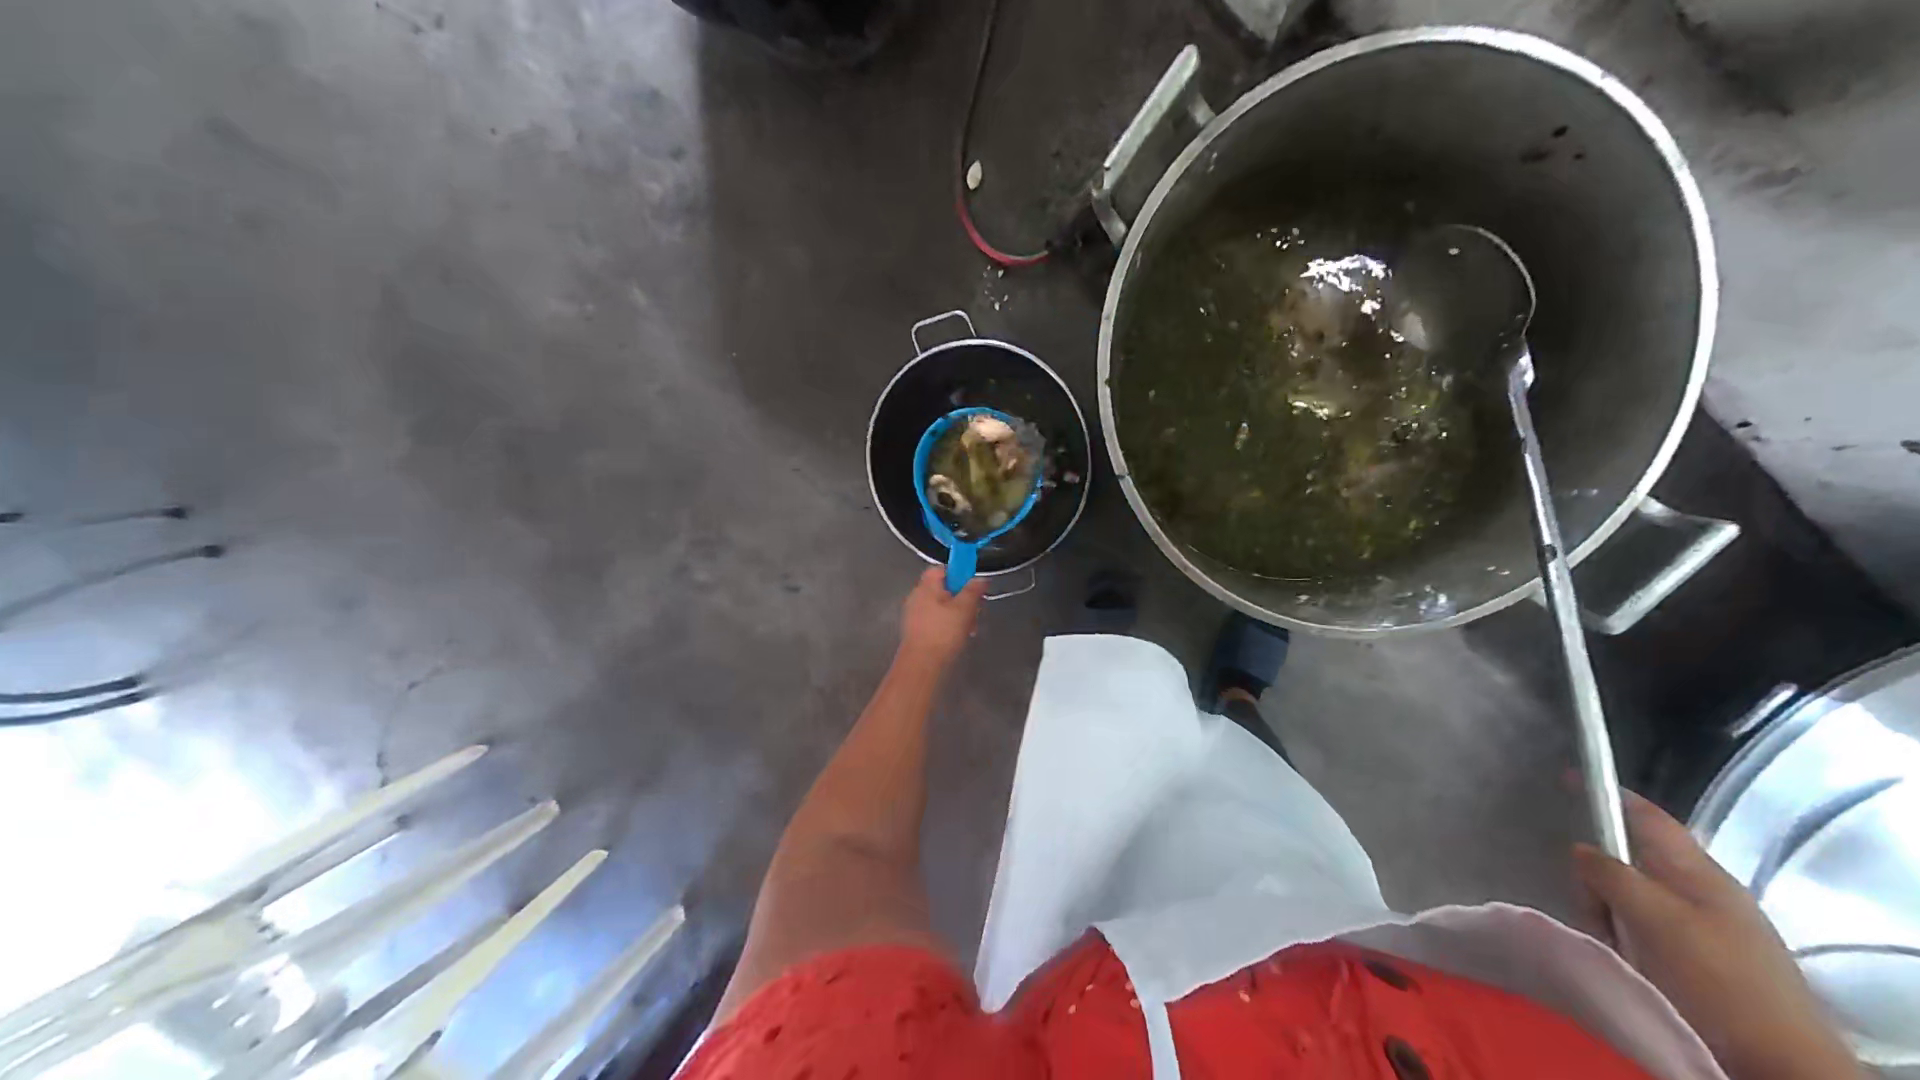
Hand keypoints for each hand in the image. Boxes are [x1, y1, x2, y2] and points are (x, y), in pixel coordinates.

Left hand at [898, 567, 984, 667]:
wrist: (922, 665)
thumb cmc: (943, 632)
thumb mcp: (964, 608)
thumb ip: (973, 590)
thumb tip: (981, 578)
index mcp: (926, 586)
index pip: (941, 568)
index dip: (959, 573)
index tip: (972, 586)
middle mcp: (917, 596)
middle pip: (943, 588)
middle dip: (962, 597)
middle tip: (975, 609)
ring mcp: (915, 614)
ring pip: (942, 606)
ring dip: (958, 613)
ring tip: (970, 627)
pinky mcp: (917, 630)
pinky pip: (936, 620)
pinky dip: (948, 624)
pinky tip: (959, 636)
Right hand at [1574, 792, 1860, 1079]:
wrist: (1778, 1061)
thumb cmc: (1715, 977)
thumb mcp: (1654, 918)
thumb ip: (1611, 874)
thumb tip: (1581, 848)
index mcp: (1699, 872)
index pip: (1649, 817)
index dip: (1610, 795)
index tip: (1568, 778)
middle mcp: (1703, 891)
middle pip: (1632, 856)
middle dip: (1598, 869)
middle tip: (1585, 898)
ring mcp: (1703, 925)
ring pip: (1632, 893)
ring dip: (1608, 907)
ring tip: (1606, 936)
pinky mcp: (1697, 955)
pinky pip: (1642, 923)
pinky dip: (1622, 930)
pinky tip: (1620, 951)